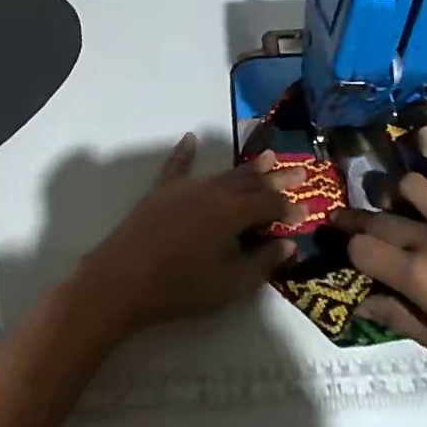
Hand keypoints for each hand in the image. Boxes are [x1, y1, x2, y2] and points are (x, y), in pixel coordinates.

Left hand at [73, 134, 300, 336]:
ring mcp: (186, 188)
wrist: (119, 283)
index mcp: (233, 212)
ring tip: (268, 156)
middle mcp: (214, 191)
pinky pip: (177, 166)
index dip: (290, 208)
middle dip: (277, 178)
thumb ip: (263, 262)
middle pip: (252, 182)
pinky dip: (185, 152)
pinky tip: (190, 138)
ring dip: (248, 166)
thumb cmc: (180, 289)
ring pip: (225, 173)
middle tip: (300, 171)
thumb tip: (289, 244)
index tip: (307, 212)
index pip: (270, 204)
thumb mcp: (230, 284)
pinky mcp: (161, 192)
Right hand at [334, 169, 426, 401]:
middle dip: (355, 218)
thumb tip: (364, 302)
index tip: (342, 249)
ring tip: (396, 203)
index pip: (362, 249)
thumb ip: (402, 319)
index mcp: (420, 277)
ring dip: (397, 193)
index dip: (347, 249)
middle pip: (380, 217)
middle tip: (344, 219)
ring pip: (413, 185)